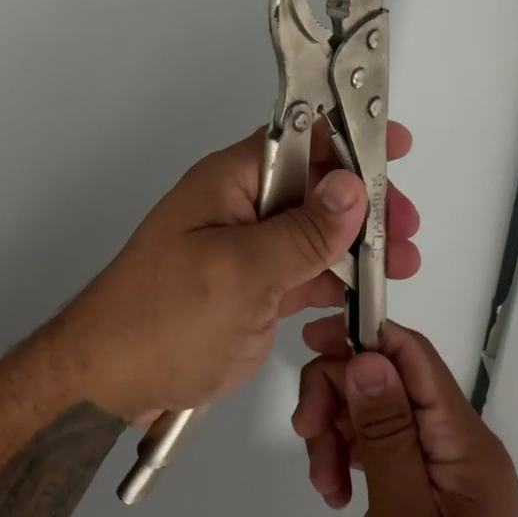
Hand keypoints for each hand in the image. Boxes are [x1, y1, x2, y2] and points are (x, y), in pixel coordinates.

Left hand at [40, 123, 419, 421]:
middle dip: (362, 200)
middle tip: (405, 225)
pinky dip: (337, 280)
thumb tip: (350, 187)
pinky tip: (368, 292)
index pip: (295, 142)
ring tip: (402, 260)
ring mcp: (246, 250)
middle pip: (312, 187)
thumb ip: (300, 232)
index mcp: (228, 183)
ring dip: (358, 242)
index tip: (393, 144)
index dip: (344, 138)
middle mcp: (239, 208)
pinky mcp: (252, 289)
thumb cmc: (160, 317)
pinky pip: (304, 272)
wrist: (112, 379)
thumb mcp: (238, 272)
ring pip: (314, 232)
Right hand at [292, 317, 517, 514]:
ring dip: (338, 431)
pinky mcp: (432, 486)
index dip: (361, 334)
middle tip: (306, 434)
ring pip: (377, 411)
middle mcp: (459, 441)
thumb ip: (387, 433)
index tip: (310, 343)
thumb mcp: (406, 513)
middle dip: (337, 394)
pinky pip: (383, 445)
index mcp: (464, 440)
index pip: (412, 353)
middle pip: (387, 379)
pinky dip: (351, 457)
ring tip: (322, 481)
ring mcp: (446, 465)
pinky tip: (336, 488)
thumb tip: (367, 356)